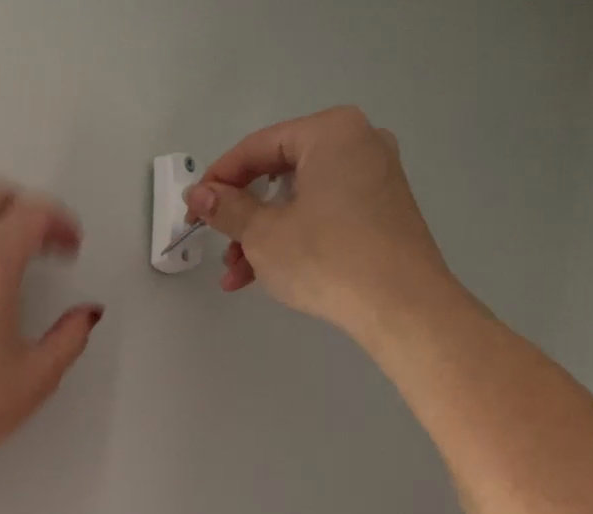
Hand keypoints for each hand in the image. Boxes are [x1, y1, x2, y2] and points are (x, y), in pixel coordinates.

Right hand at [185, 106, 457, 335]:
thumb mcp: (263, 234)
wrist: (399, 303)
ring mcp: (373, 178)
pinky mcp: (380, 211)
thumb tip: (200, 194)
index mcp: (331, 132)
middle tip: (216, 244)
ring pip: (298, 201)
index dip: (218, 180)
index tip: (193, 210)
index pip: (258, 146)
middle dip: (241, 215)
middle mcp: (358, 143)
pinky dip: (291, 239)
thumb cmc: (326, 257)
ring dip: (261, 236)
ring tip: (236, 275)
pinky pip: (322, 216)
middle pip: (279, 174)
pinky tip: (264, 274)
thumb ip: (227, 209)